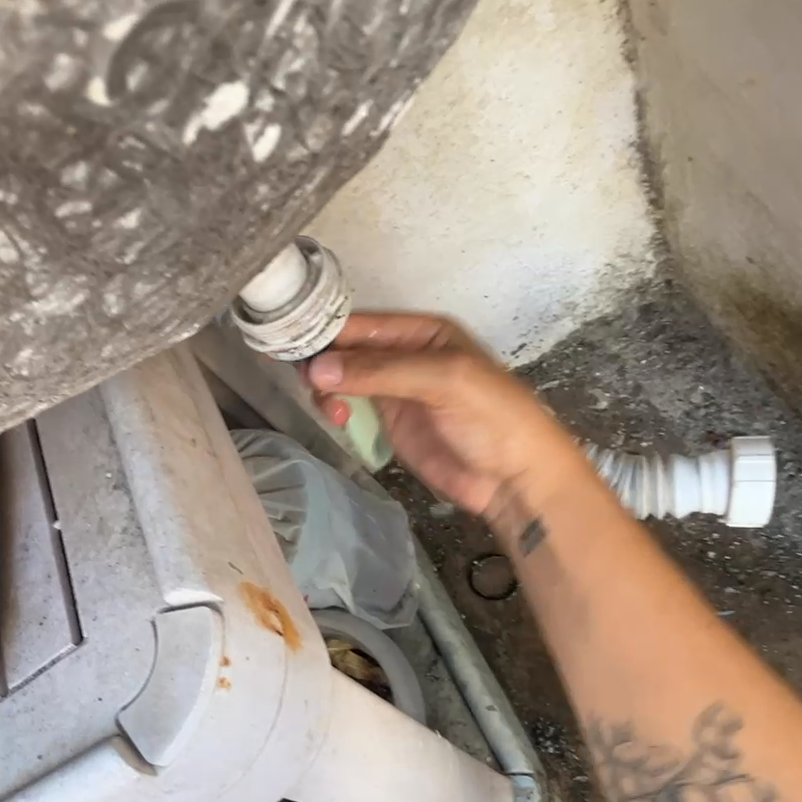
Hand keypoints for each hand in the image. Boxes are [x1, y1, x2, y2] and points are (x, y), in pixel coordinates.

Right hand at [308, 313, 583, 516]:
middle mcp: (403, 353)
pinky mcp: (386, 420)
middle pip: (345, 348)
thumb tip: (317, 368)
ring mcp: (392, 388)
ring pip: (340, 377)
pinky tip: (338, 419)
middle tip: (306, 383)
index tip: (288, 344)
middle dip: (320, 362)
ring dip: (325, 389)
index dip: (325, 331)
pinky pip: (348, 404)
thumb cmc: (491, 418)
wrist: (513, 478)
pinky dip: (334, 408)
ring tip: (332, 411)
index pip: (361, 323)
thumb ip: (380, 372)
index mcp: (422, 331)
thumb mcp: (443, 382)